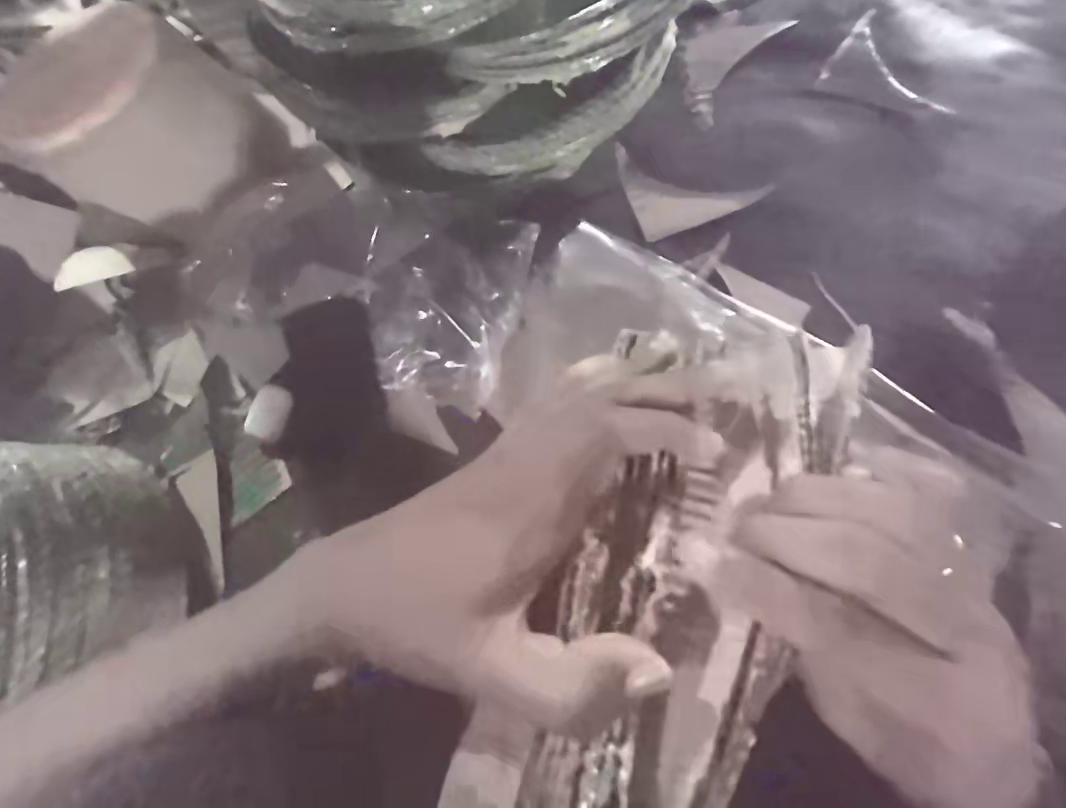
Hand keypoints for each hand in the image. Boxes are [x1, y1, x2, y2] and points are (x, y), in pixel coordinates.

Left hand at [288, 359, 725, 733]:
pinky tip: (604, 377)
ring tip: (680, 380)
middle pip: (598, 400)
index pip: (606, 436)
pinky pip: (548, 401)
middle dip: (660, 393)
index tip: (716, 448)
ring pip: (574, 392)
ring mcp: (508, 449)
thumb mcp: (488, 672)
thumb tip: (659, 668)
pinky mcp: (496, 453)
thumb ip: (569, 687)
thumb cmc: (419, 622)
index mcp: (532, 500)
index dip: (664, 430)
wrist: (346, 583)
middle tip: (719, 399)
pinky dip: (586, 381)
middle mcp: (525, 459)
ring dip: (629, 381)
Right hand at [699, 448, 1042, 807]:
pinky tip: (842, 471)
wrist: (991, 735)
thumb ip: (790, 636)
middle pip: (868, 561)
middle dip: (784, 536)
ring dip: (814, 498)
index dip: (766, 588)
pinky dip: (879, 470)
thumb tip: (719, 567)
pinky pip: (929, 489)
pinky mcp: (973, 546)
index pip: (840, 630)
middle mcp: (971, 633)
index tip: (706, 560)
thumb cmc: (901, 732)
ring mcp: (977, 581)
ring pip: (890, 514)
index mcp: (937, 704)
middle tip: (735, 531)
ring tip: (770, 504)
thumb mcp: (842, 710)